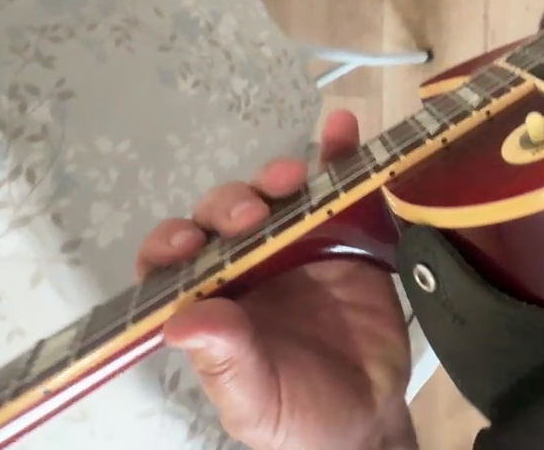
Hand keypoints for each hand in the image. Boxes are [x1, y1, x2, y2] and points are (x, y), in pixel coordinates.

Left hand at [137, 111, 415, 449]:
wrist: (373, 412)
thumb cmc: (300, 416)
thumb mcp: (256, 402)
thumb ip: (226, 363)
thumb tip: (181, 322)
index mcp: (213, 303)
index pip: (172, 264)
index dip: (171, 245)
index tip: (188, 246)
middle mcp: (249, 264)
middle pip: (225, 217)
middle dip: (231, 206)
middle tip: (254, 217)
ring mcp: (300, 241)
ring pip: (277, 193)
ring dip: (278, 175)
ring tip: (294, 175)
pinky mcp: (348, 228)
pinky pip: (340, 182)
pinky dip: (339, 150)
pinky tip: (342, 126)